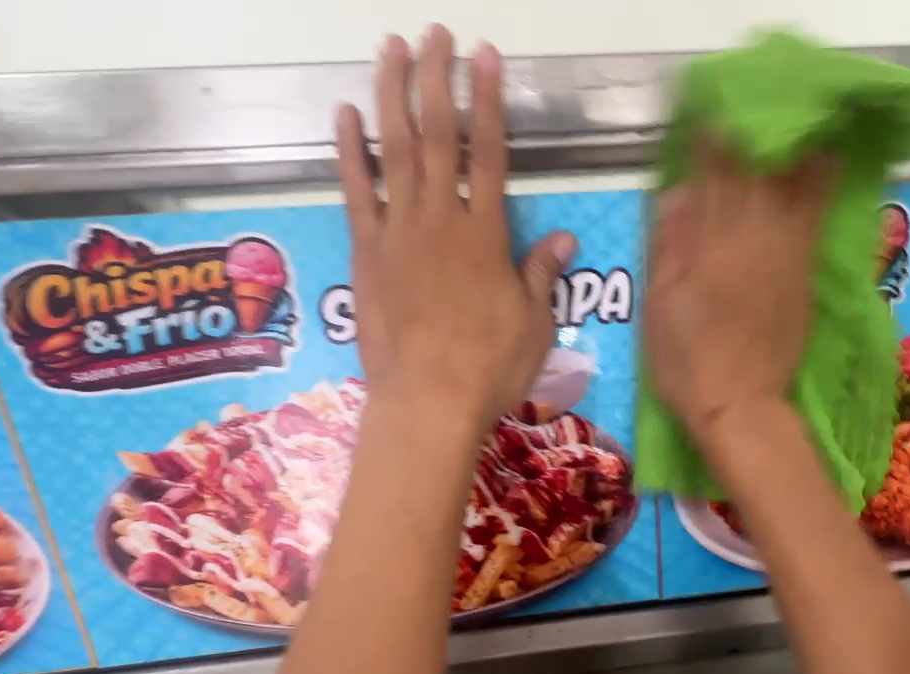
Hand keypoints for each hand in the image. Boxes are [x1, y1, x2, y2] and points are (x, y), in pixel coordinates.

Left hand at [337, 27, 575, 427]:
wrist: (428, 402)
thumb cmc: (490, 369)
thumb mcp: (534, 326)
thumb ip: (540, 275)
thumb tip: (564, 239)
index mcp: (486, 235)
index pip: (490, 152)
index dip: (489, 101)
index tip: (486, 55)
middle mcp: (440, 220)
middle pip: (438, 136)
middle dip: (437, 79)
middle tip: (436, 32)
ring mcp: (398, 233)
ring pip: (394, 151)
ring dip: (391, 96)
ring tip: (391, 49)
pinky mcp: (366, 254)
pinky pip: (355, 193)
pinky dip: (349, 153)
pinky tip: (345, 117)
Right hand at [644, 144, 831, 441]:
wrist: (741, 409)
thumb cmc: (686, 364)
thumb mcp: (659, 308)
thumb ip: (669, 246)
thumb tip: (680, 193)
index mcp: (711, 248)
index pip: (714, 175)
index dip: (713, 139)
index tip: (709, 116)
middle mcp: (754, 241)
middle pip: (758, 171)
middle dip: (754, 137)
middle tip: (752, 113)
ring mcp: (786, 257)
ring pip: (794, 187)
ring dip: (794, 150)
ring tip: (794, 126)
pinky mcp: (804, 277)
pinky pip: (814, 218)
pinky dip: (817, 185)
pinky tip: (819, 163)